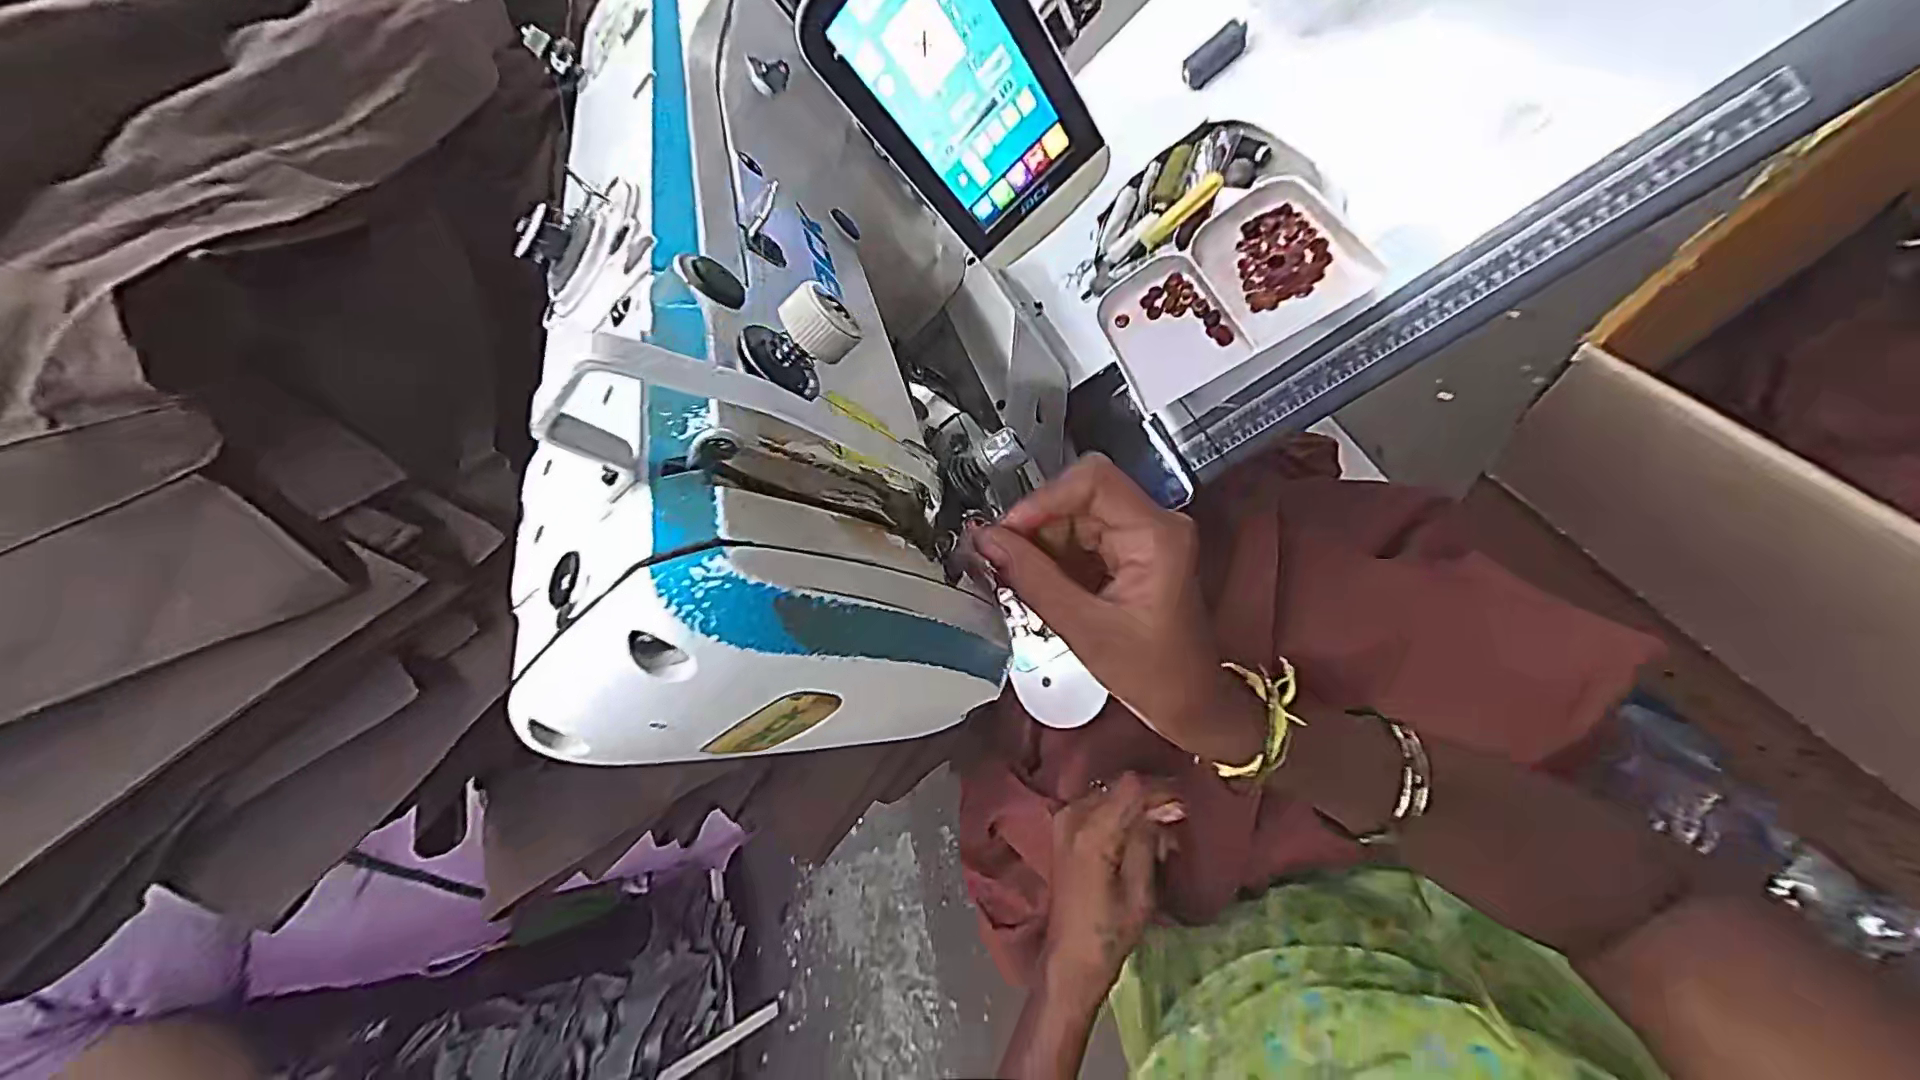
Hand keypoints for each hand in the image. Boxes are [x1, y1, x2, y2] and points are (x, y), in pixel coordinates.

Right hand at [974, 454, 1262, 761]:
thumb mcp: (1084, 627)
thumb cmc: (1156, 673)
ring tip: (1026, 581)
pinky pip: (1078, 535)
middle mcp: (1153, 525)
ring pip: (1072, 514)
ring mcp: (1141, 535)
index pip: (1092, 481)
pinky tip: (1045, 585)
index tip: (1009, 528)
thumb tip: (990, 541)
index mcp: (1156, 535)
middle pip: (1077, 495)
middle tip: (1005, 558)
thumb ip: (1032, 578)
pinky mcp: (1127, 550)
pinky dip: (1052, 556)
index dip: (1042, 498)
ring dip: (1041, 544)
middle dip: (1036, 526)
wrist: (1185, 699)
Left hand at [1042, 772, 1184, 988]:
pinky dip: (1120, 815)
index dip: (1161, 789)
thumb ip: (1148, 840)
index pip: (1130, 786)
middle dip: (1150, 800)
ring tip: (1160, 839)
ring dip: (1136, 808)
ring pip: (1109, 794)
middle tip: (1176, 824)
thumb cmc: (1109, 930)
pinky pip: (1097, 806)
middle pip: (1119, 787)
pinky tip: (1137, 838)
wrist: (1070, 955)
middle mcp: (1072, 814)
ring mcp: (1064, 818)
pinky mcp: (1063, 827)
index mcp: (1091, 830)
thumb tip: (1167, 806)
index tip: (1185, 803)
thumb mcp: (1140, 889)